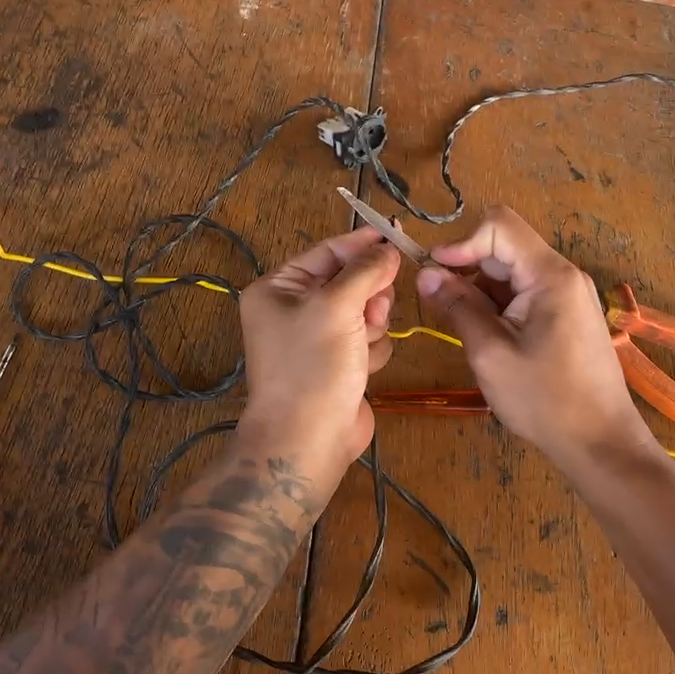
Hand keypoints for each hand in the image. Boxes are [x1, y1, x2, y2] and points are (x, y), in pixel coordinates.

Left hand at [239, 227, 399, 466]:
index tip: (396, 235)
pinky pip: (369, 339)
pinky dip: (372, 350)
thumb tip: (388, 248)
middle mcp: (294, 310)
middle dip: (368, 293)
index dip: (362, 244)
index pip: (326, 252)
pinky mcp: (340, 363)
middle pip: (350, 279)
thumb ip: (365, 271)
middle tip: (374, 308)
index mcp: (278, 289)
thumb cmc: (312, 365)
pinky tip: (364, 368)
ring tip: (363, 344)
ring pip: (366, 310)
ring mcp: (318, 338)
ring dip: (373, 323)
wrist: (307, 438)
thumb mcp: (336, 307)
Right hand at [415, 205, 649, 464]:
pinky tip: (488, 338)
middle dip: (467, 269)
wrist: (600, 442)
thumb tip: (425, 274)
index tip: (433, 273)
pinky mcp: (566, 315)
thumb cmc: (545, 400)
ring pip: (510, 272)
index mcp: (550, 275)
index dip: (460, 243)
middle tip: (441, 306)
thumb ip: (458, 307)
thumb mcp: (490, 353)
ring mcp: (567, 295)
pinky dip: (497, 305)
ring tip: (467, 331)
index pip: (499, 226)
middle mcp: (563, 275)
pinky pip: (523, 293)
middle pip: (503, 247)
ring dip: (480, 291)